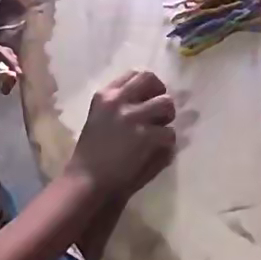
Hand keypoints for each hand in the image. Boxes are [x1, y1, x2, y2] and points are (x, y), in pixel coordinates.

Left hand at [0, 40, 18, 104]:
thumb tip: (11, 75)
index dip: (11, 62)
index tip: (18, 75)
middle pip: (2, 51)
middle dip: (11, 65)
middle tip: (15, 81)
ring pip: (1, 56)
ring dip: (7, 68)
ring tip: (8, 84)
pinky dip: (2, 69)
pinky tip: (1, 80)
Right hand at [67, 70, 176, 200]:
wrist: (89, 184)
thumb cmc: (92, 155)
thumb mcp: (100, 119)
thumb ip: (121, 105)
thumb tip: (149, 97)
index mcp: (106, 96)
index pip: (136, 75)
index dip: (148, 86)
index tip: (149, 98)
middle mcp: (121, 102)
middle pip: (154, 82)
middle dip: (161, 96)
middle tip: (159, 113)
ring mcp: (137, 119)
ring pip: (167, 105)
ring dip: (166, 120)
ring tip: (157, 135)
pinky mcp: (151, 137)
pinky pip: (171, 134)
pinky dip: (166, 146)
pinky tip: (154, 155)